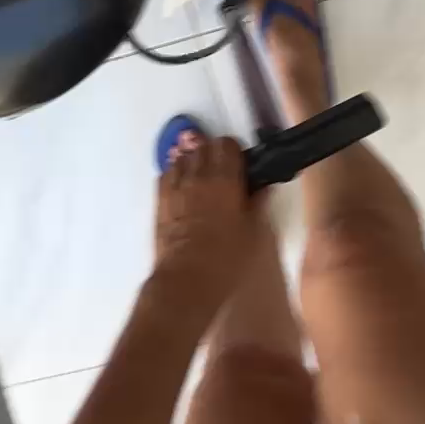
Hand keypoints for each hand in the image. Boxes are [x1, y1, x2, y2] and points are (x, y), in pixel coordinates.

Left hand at [152, 135, 256, 310]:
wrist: (186, 278)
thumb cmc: (226, 260)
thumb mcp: (252, 234)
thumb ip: (257, 204)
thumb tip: (264, 186)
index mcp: (224, 180)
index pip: (227, 145)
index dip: (234, 150)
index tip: (241, 164)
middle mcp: (198, 175)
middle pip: (204, 146)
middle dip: (214, 153)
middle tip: (223, 171)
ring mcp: (176, 185)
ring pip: (183, 156)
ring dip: (194, 160)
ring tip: (201, 177)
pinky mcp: (160, 197)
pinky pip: (167, 172)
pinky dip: (176, 172)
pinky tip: (183, 186)